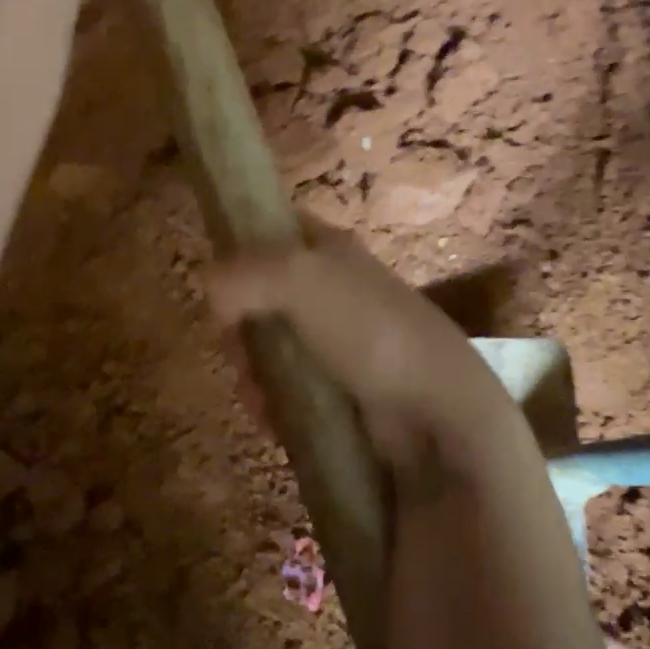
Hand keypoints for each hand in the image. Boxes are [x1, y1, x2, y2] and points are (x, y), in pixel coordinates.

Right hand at [208, 223, 518, 470]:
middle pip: (261, 297)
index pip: (274, 229)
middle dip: (240, 327)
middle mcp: (335, 292)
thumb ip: (244, 271)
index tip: (218, 281)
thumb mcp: (300, 278)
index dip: (240, 246)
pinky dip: (275, 404)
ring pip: (271, 348)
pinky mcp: (342, 394)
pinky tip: (273, 419)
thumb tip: (210, 287)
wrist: (439, 416)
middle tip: (237, 350)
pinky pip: (289, 391)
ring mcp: (340, 345)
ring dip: (253, 372)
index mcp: (332, 251)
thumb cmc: (371, 332)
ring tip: (258, 396)